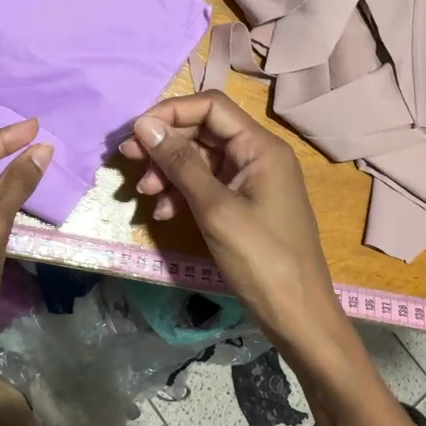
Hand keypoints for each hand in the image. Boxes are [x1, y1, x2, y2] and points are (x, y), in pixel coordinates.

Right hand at [120, 91, 336, 352]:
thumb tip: (144, 125)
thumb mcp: (215, 208)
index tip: (137, 132)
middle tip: (128, 159)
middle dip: (164, 145)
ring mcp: (250, 182)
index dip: (171, 113)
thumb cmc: (261, 259)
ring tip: (144, 194)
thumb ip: (179, 163)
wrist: (298, 318)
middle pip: (201, 132)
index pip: (210, 107)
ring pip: (199, 160)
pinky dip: (180, 194)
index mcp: (260, 147)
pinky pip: (204, 186)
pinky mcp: (242, 205)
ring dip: (168, 172)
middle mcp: (256, 156)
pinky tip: (163, 213)